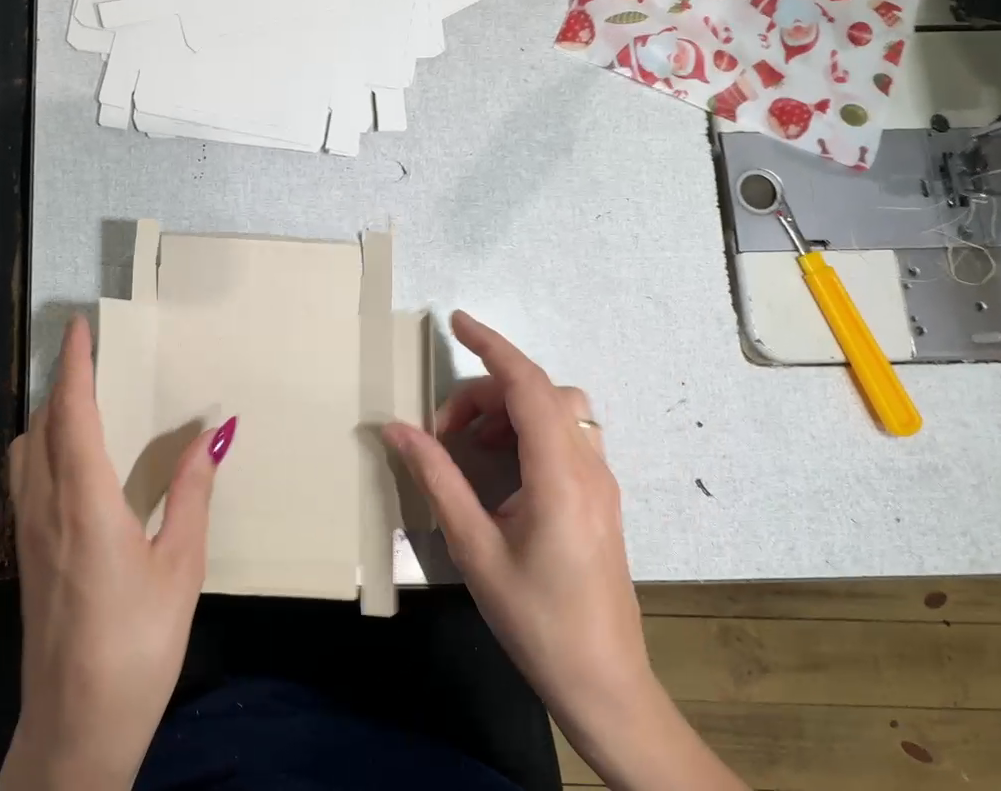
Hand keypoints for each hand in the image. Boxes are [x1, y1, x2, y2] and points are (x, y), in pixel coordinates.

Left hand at [0, 316, 233, 790]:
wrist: (76, 720)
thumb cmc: (138, 645)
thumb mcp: (180, 569)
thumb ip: (191, 497)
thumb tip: (211, 437)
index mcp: (85, 500)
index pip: (72, 413)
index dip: (74, 365)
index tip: (79, 328)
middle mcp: (45, 504)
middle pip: (42, 424)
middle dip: (61, 383)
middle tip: (89, 358)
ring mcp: (27, 530)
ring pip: (25, 450)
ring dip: (46, 415)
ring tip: (81, 403)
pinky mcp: (24, 552)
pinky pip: (25, 477)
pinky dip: (39, 447)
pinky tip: (68, 463)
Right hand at [384, 311, 745, 790]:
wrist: (603, 681)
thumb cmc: (535, 618)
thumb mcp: (474, 548)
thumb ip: (437, 479)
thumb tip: (397, 428)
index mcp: (561, 475)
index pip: (527, 386)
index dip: (491, 346)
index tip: (455, 321)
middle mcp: (590, 468)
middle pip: (541, 394)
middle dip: (486, 393)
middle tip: (440, 432)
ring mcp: (601, 483)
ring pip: (559, 412)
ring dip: (508, 410)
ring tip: (466, 446)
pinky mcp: (600, 499)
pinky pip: (566, 438)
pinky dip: (526, 431)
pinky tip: (497, 468)